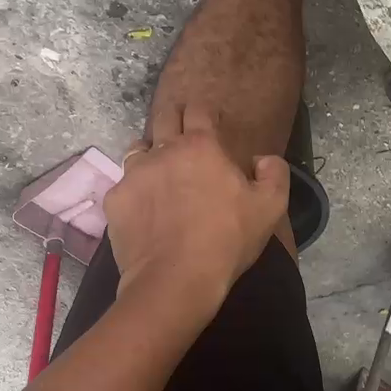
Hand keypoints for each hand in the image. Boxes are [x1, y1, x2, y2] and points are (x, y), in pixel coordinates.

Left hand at [103, 105, 289, 303]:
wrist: (175, 280)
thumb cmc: (227, 238)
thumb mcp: (271, 205)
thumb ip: (274, 171)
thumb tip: (262, 159)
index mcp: (201, 146)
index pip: (199, 110)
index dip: (207, 111)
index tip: (214, 121)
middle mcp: (163, 151)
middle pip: (164, 117)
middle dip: (175, 117)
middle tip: (184, 130)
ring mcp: (134, 175)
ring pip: (138, 148)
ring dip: (151, 152)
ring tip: (161, 170)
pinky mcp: (115, 201)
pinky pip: (125, 184)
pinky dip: (136, 189)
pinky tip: (146, 207)